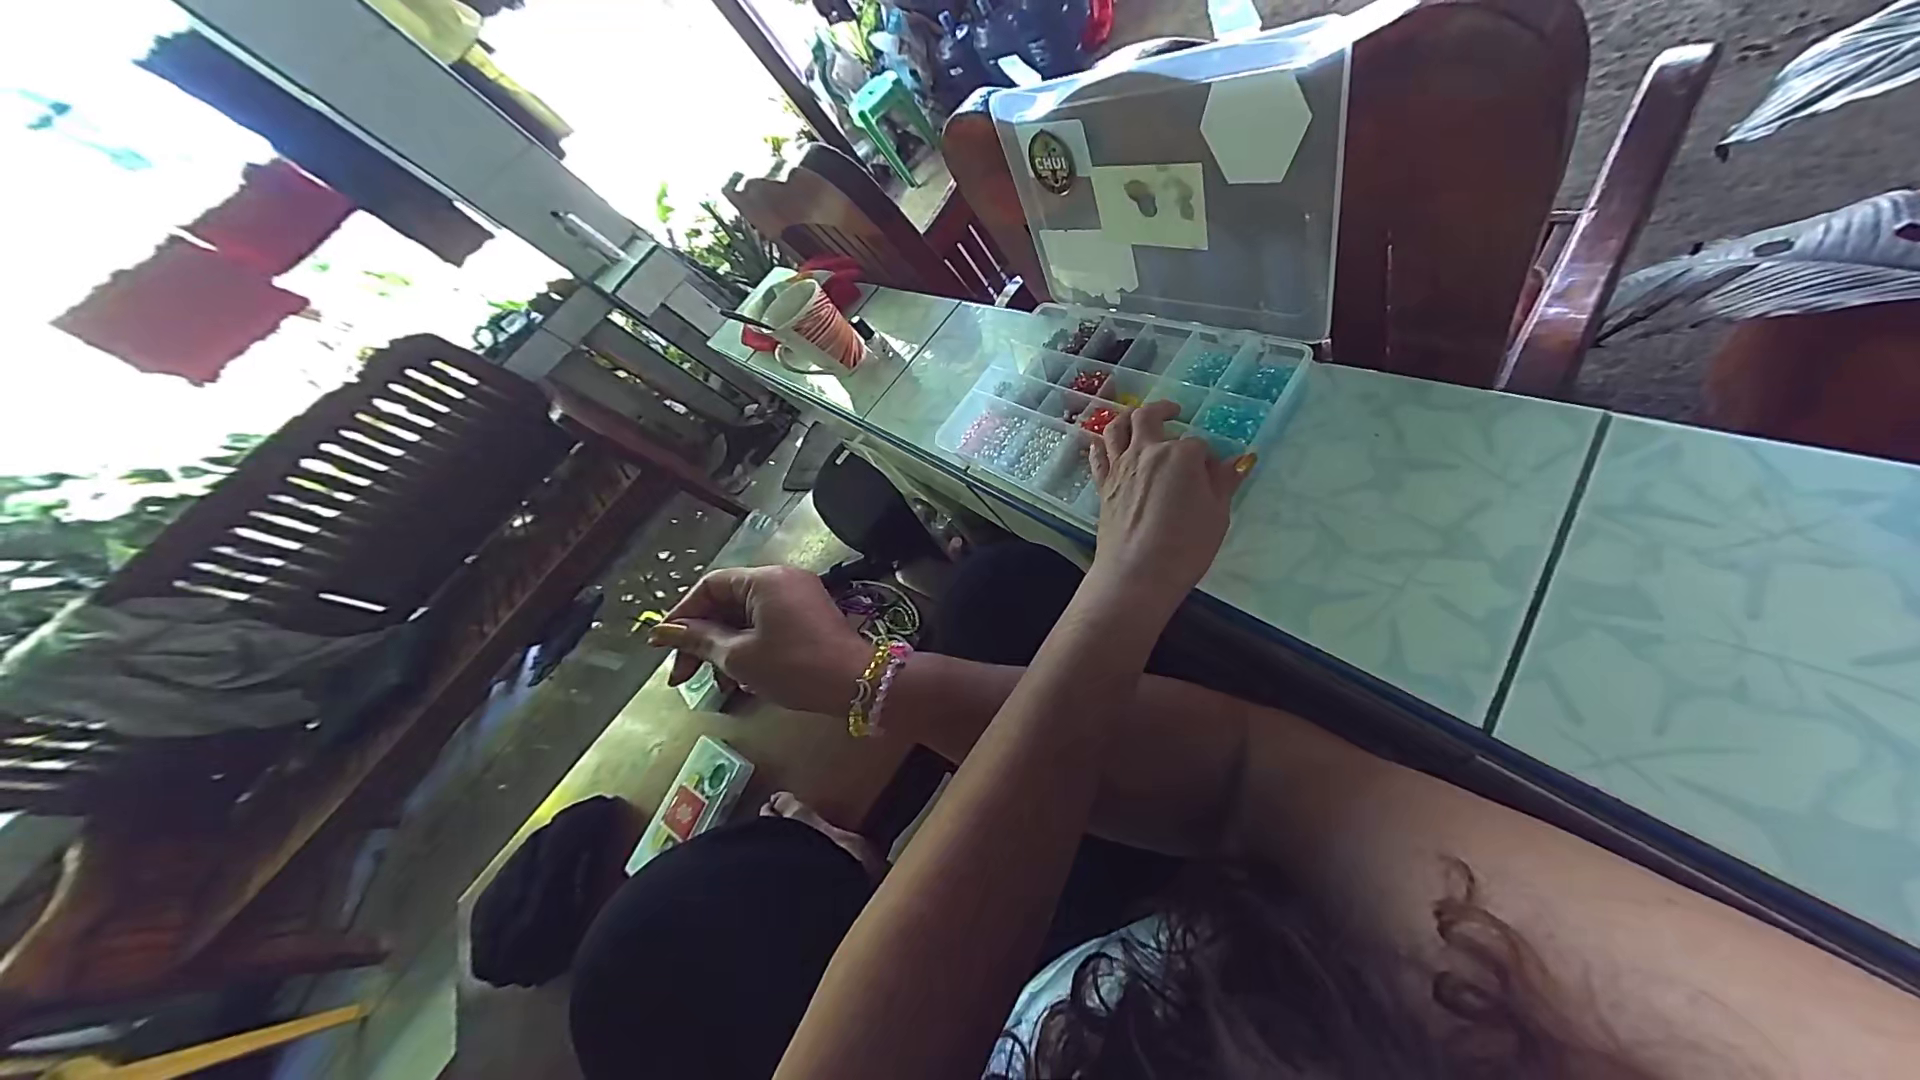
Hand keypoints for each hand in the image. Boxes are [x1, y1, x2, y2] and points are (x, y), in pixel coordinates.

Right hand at [648, 566, 872, 715]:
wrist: (855, 682)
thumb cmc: (795, 666)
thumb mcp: (739, 656)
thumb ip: (700, 640)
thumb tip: (666, 632)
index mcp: (765, 579)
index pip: (710, 585)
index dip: (682, 614)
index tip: (664, 646)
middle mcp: (783, 579)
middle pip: (728, 600)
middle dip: (701, 636)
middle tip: (682, 673)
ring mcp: (799, 596)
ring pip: (747, 615)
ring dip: (724, 645)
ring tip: (711, 680)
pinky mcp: (809, 616)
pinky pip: (768, 623)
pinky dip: (749, 644)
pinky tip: (739, 675)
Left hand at [1087, 399, 1250, 599]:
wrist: (1137, 572)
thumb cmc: (1185, 546)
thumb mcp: (1217, 514)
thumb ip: (1224, 483)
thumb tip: (1238, 460)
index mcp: (1181, 455)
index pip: (1198, 445)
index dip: (1207, 458)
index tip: (1212, 473)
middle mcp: (1147, 451)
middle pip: (1150, 418)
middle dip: (1164, 410)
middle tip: (1174, 410)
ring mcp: (1120, 467)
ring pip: (1117, 428)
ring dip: (1127, 417)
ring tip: (1136, 416)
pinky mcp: (1103, 485)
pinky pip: (1098, 456)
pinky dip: (1100, 445)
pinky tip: (1102, 443)